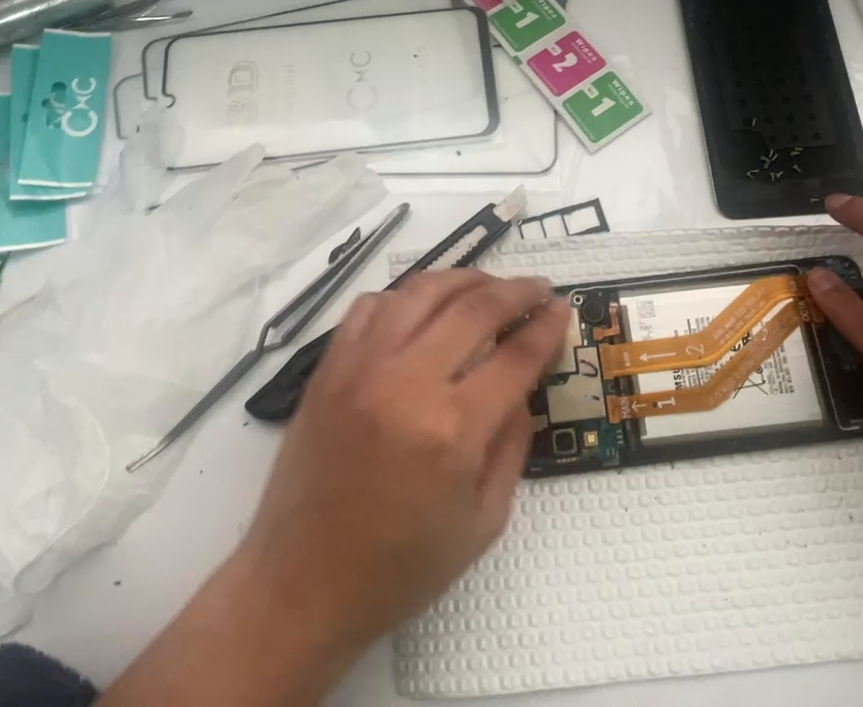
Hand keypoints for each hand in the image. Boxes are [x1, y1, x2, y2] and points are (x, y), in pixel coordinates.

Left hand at [105, 270, 564, 706]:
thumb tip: (520, 384)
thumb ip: (511, 443)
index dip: (546, 326)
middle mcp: (406, 382)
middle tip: (537, 287)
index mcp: (452, 429)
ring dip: (464, 279)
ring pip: (420, 291)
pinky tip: (424, 308)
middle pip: (474, 307)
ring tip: (488, 285)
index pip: (515, 355)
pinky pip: (371, 307)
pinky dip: (405, 297)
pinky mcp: (328, 369)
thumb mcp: (483, 521)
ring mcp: (360, 368)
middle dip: (516, 291)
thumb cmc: (401, 567)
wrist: (302, 583)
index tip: (561, 309)